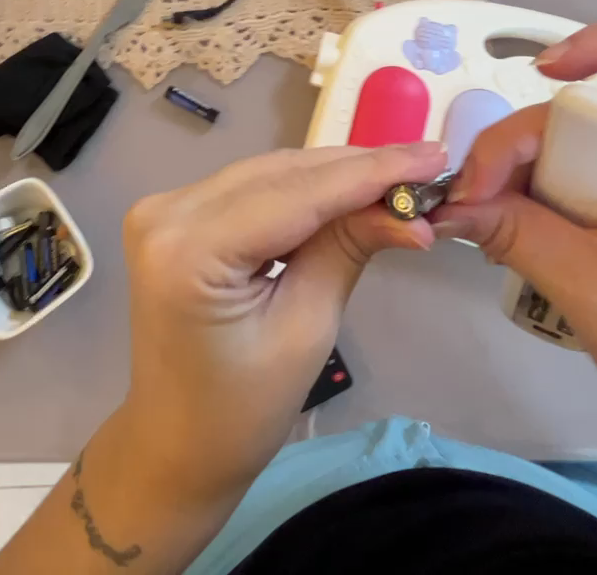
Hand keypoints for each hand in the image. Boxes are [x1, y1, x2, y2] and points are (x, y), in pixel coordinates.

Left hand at [113, 142, 448, 501]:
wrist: (175, 441)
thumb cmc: (242, 409)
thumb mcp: (306, 328)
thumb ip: (349, 249)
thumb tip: (412, 211)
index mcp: (188, 250)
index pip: (295, 195)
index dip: (369, 172)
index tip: (434, 156)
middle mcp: (166, 212)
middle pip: (279, 174)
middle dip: (355, 169)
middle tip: (427, 166)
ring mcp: (162, 209)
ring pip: (265, 174)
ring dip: (331, 174)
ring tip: (399, 177)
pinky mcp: (171, 215)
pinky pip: (247, 189)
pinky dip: (298, 189)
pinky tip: (345, 190)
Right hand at [435, 23, 596, 450]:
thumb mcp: (594, 289)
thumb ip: (519, 234)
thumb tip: (450, 204)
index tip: (548, 72)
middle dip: (535, 131)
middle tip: (483, 181)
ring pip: (579, 139)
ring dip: (521, 161)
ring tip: (480, 204)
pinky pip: (573, 173)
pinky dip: (530, 185)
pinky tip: (498, 212)